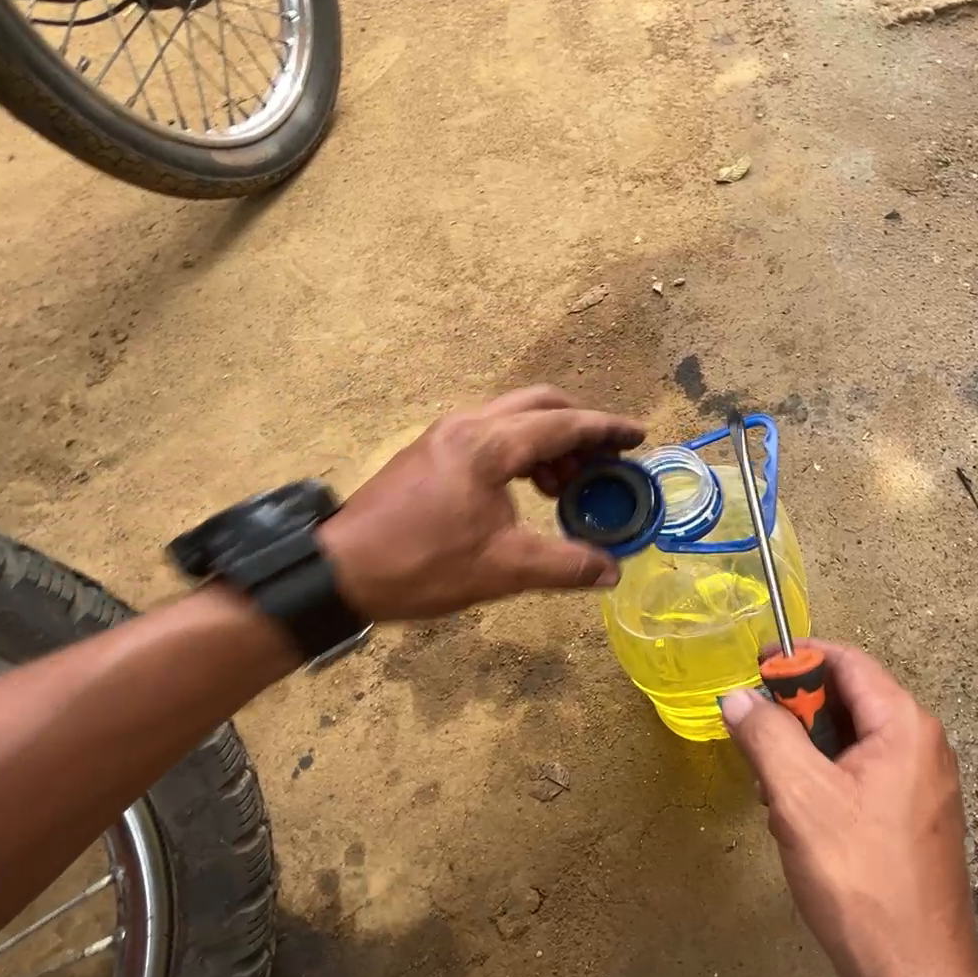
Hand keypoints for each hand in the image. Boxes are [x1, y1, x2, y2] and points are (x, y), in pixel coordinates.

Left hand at [317, 386, 643, 619]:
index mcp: (489, 445)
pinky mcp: (433, 450)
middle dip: (581, 426)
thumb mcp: (503, 569)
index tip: (639, 435)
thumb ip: (566, 565)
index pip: (564, 425)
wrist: (337, 572)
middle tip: (608, 458)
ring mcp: (446, 434)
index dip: (607, 430)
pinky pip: (494, 432)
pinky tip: (530, 487)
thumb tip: (613, 572)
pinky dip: (525, 449)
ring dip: (552, 440)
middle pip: (541, 404)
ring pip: (516, 417)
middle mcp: (469, 425)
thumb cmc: (422, 564)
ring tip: (569, 485)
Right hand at [718, 641, 977, 976]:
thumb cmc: (860, 878)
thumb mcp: (801, 799)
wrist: (916, 972)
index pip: (847, 661)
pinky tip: (803, 818)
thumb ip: (766, 737)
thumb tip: (737, 696)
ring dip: (808, 754)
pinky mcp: (915, 815)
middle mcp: (922, 743)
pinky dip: (827, 781)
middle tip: (759, 743)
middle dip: (798, 716)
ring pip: (852, 741)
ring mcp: (923, 781)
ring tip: (775, 790)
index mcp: (905, 724)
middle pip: (850, 700)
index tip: (754, 672)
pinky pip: (865, 774)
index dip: (798, 659)